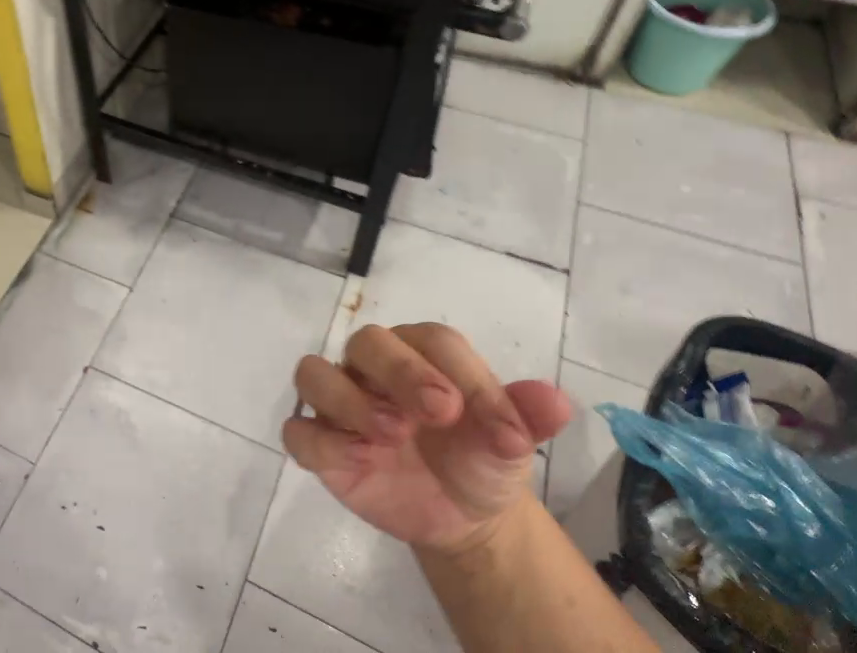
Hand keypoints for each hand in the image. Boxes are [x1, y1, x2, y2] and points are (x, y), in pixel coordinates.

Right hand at [283, 323, 572, 554]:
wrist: (461, 514)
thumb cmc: (480, 459)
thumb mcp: (510, 443)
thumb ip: (527, 417)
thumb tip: (558, 402)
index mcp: (422, 353)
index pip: (434, 342)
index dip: (468, 377)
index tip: (505, 429)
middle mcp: (374, 367)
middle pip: (367, 342)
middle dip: (401, 372)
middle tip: (441, 412)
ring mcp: (341, 402)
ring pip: (315, 373)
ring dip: (349, 398)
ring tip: (393, 435)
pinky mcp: (321, 445)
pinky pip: (299, 431)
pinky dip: (319, 440)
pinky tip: (357, 461)